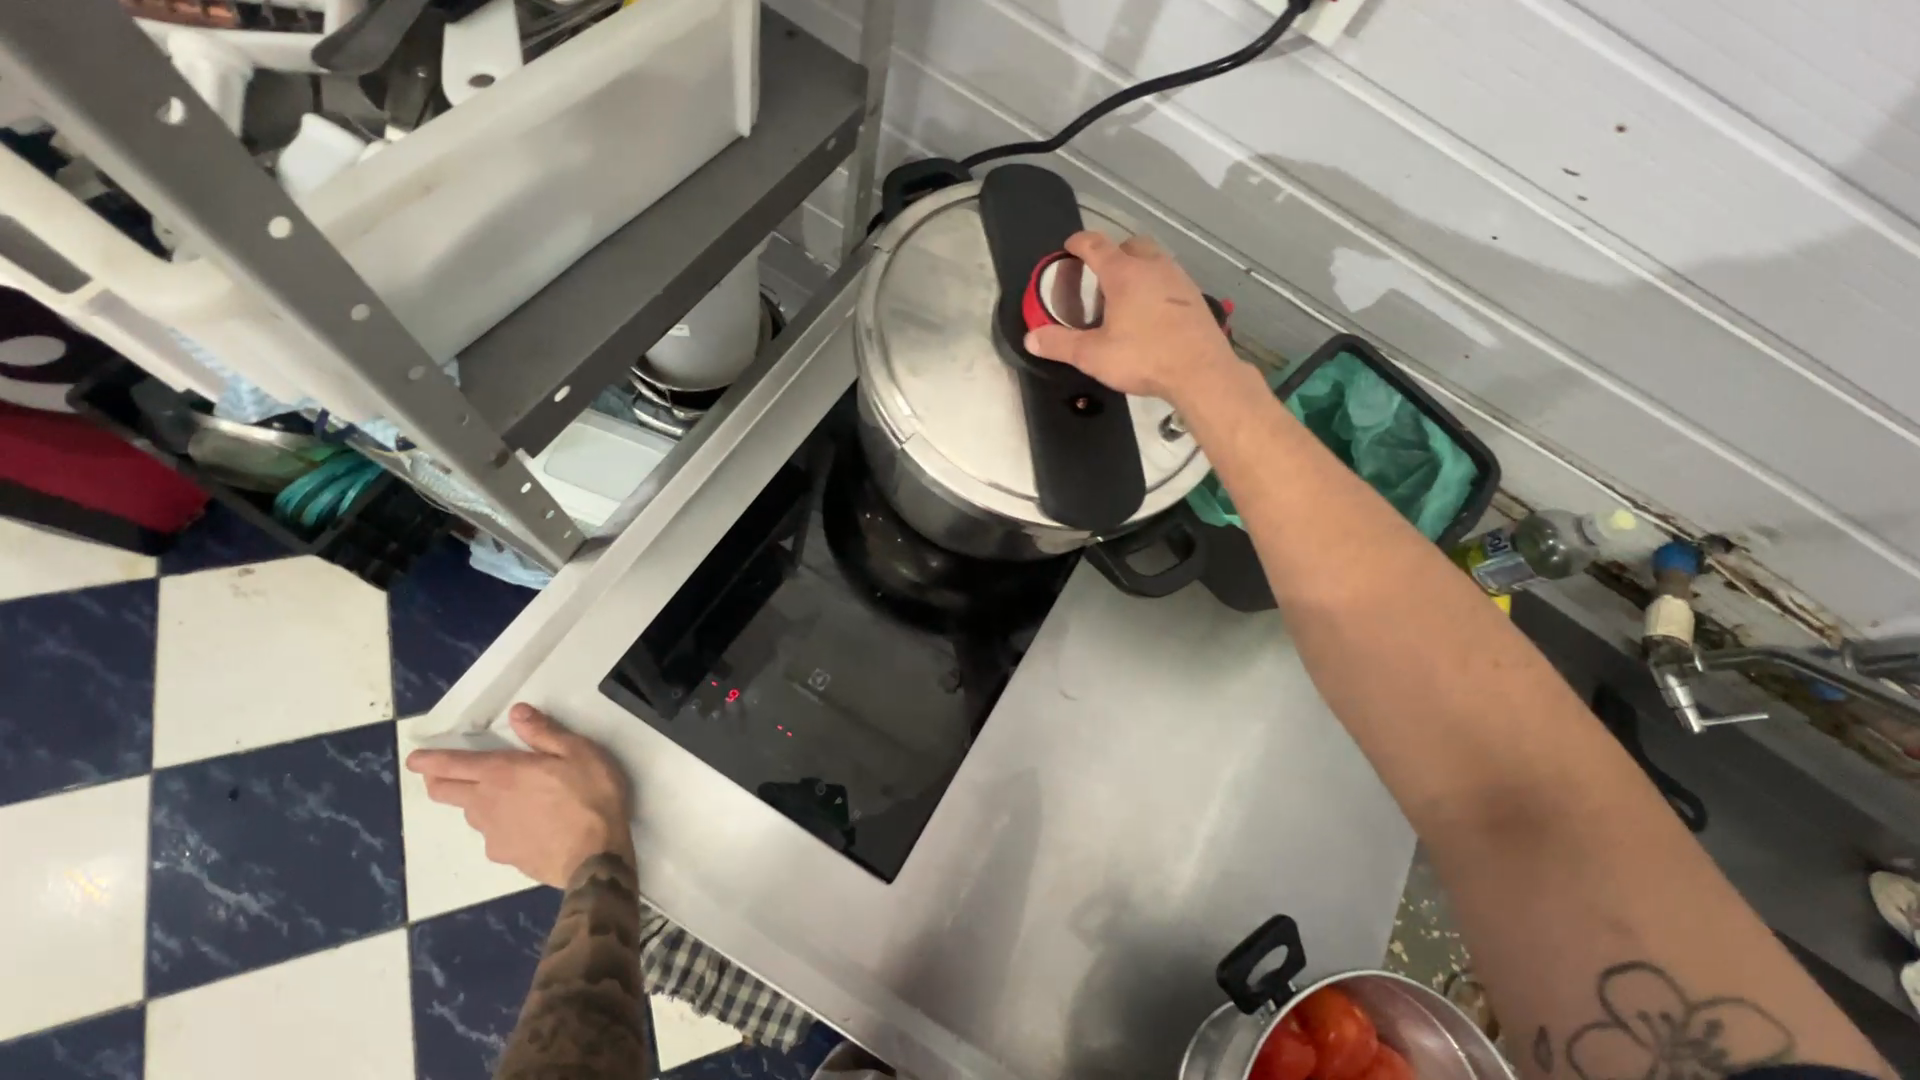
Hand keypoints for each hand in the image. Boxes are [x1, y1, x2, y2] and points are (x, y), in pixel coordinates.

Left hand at [405, 704, 633, 886]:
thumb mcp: (578, 753)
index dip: (429, 760)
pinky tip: (526, 827)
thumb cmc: (591, 796)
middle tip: (441, 774)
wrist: (595, 857)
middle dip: (437, 780)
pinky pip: (493, 836)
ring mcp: (492, 834)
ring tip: (500, 798)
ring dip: (475, 802)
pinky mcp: (504, 856)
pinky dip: (501, 826)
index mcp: (502, 773)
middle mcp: (486, 803)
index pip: (452, 764)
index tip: (414, 759)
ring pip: (471, 814)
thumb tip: (517, 712)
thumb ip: (544, 733)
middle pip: (445, 791)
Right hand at [1023, 231, 1239, 403]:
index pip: (1096, 245)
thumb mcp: (1093, 356)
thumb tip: (1030, 339)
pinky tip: (1151, 313)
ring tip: (1125, 298)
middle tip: (1100, 278)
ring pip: (1154, 260)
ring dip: (1138, 269)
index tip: (1069, 246)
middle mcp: (1153, 267)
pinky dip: (1156, 287)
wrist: (1201, 372)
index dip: (1079, 243)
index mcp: (1123, 274)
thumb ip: (1060, 344)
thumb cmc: (1144, 357)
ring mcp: (1178, 280)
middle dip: (1113, 254)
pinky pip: (1170, 280)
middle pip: (1130, 245)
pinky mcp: (1195, 297)